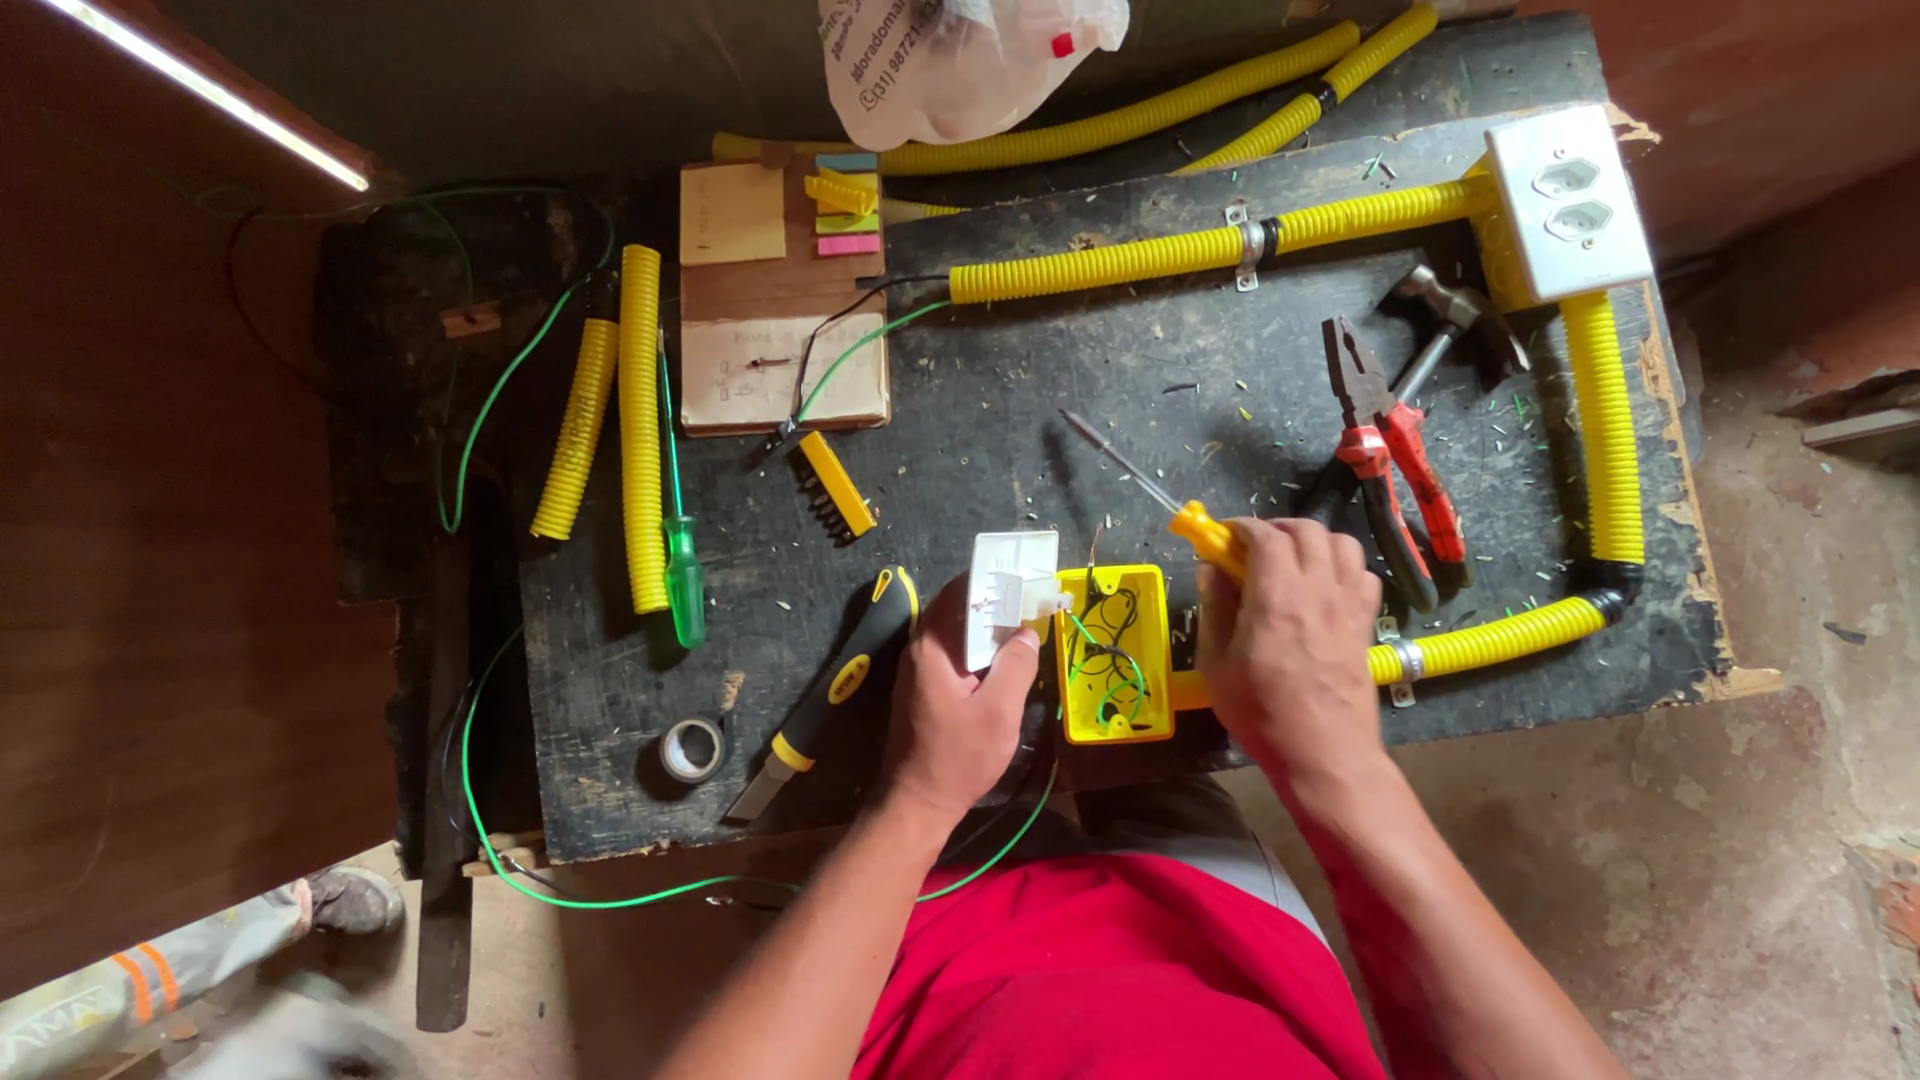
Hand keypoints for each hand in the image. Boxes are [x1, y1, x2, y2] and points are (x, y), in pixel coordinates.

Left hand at [882, 575, 1038, 827]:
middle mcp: (919, 651)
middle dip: (994, 601)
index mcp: (931, 648)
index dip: (990, 579)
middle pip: (957, 610)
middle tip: (1031, 598)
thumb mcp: (998, 712)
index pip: (958, 592)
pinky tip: (1005, 659)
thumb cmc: (957, 757)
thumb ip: (1016, 666)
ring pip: (957, 634)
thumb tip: (1027, 632)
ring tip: (1025, 622)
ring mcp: (919, 671)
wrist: (916, 803)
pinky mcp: (925, 689)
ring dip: (988, 627)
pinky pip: (955, 655)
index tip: (1022, 575)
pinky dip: (980, 651)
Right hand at [1196, 518, 1385, 789]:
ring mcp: (1348, 606)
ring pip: (1343, 544)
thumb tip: (1210, 568)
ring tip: (1291, 558)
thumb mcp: (1216, 663)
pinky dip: (1343, 566)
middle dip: (1277, 526)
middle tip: (1252, 544)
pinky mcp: (1366, 624)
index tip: (1223, 534)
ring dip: (1314, 540)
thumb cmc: (1260, 711)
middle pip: (1308, 530)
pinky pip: (1363, 575)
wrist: (1323, 751)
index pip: (1266, 537)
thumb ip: (1214, 607)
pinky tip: (1323, 585)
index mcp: (1277, 598)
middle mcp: (1318, 591)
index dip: (1242, 526)